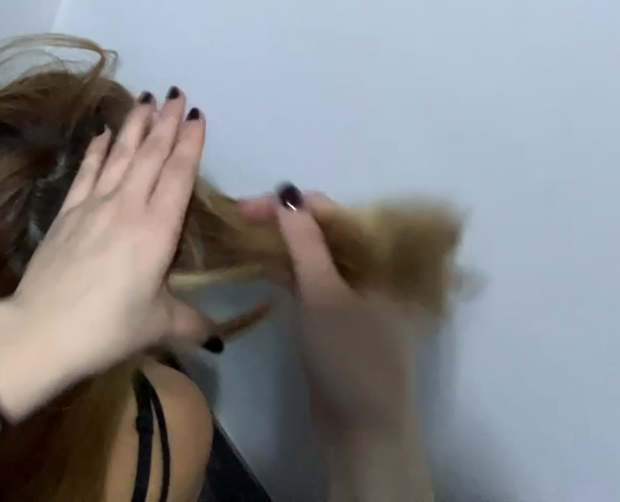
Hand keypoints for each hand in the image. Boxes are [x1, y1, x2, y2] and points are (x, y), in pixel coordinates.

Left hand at [0, 92, 215, 388]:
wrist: (42, 326)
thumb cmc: (107, 328)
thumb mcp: (157, 326)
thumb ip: (189, 321)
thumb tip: (215, 332)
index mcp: (156, 230)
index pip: (178, 176)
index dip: (189, 144)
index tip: (196, 116)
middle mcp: (127, 206)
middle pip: (151, 156)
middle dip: (165, 123)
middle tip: (176, 94)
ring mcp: (93, 205)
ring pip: (120, 155)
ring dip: (135, 126)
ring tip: (146, 99)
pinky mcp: (67, 210)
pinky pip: (87, 171)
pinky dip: (97, 149)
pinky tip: (104, 132)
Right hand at [239, 186, 418, 440]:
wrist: (361, 428)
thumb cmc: (348, 356)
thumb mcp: (323, 294)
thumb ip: (304, 241)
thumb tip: (286, 192)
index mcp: (381, 258)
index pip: (332, 213)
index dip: (290, 205)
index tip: (247, 208)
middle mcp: (371, 268)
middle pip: (323, 229)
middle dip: (282, 219)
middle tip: (239, 217)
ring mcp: (354, 291)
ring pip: (313, 251)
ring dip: (280, 240)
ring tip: (243, 233)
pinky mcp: (336, 312)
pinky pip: (309, 274)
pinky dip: (285, 266)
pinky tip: (259, 261)